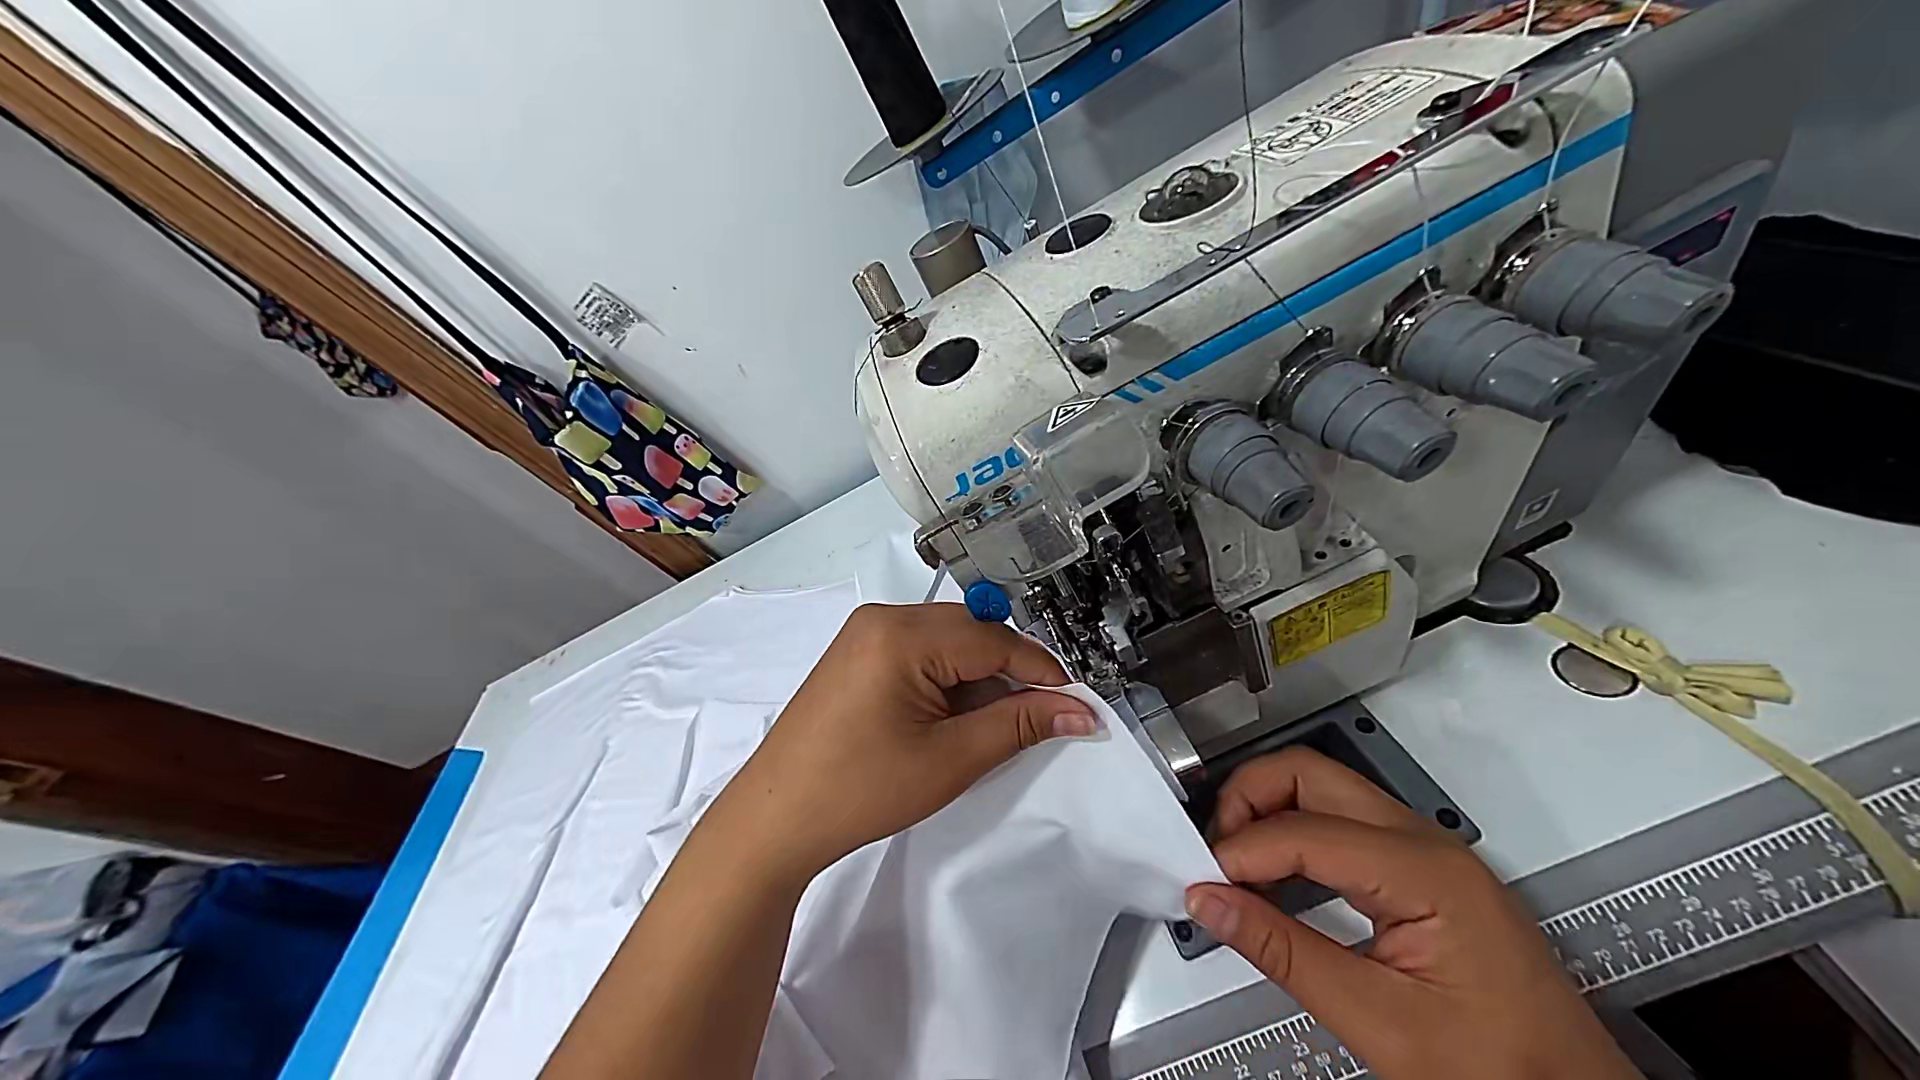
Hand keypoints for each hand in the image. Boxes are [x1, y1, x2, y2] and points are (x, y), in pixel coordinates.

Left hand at [710, 603, 1097, 880]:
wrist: (775, 819)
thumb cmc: (859, 791)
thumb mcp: (950, 759)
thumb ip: (1019, 725)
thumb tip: (1078, 710)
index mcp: (901, 634)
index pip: (993, 639)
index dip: (1040, 670)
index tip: (1074, 703)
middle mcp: (882, 618)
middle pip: (971, 633)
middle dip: (1007, 675)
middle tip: (1034, 720)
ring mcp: (865, 633)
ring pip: (948, 642)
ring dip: (977, 679)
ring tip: (985, 729)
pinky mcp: (857, 653)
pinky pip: (920, 651)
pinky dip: (947, 679)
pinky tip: (950, 719)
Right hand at [1183, 748, 1638, 1079]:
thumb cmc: (1506, 1072)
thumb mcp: (1378, 1021)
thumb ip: (1282, 951)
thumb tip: (1212, 903)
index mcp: (1425, 871)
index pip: (1301, 831)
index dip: (1241, 852)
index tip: (1206, 881)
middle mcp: (1425, 843)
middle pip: (1308, 774)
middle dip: (1248, 799)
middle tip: (1215, 850)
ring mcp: (1424, 849)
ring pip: (1319, 787)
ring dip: (1267, 812)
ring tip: (1236, 864)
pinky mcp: (1418, 866)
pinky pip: (1336, 820)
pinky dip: (1292, 833)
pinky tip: (1274, 873)